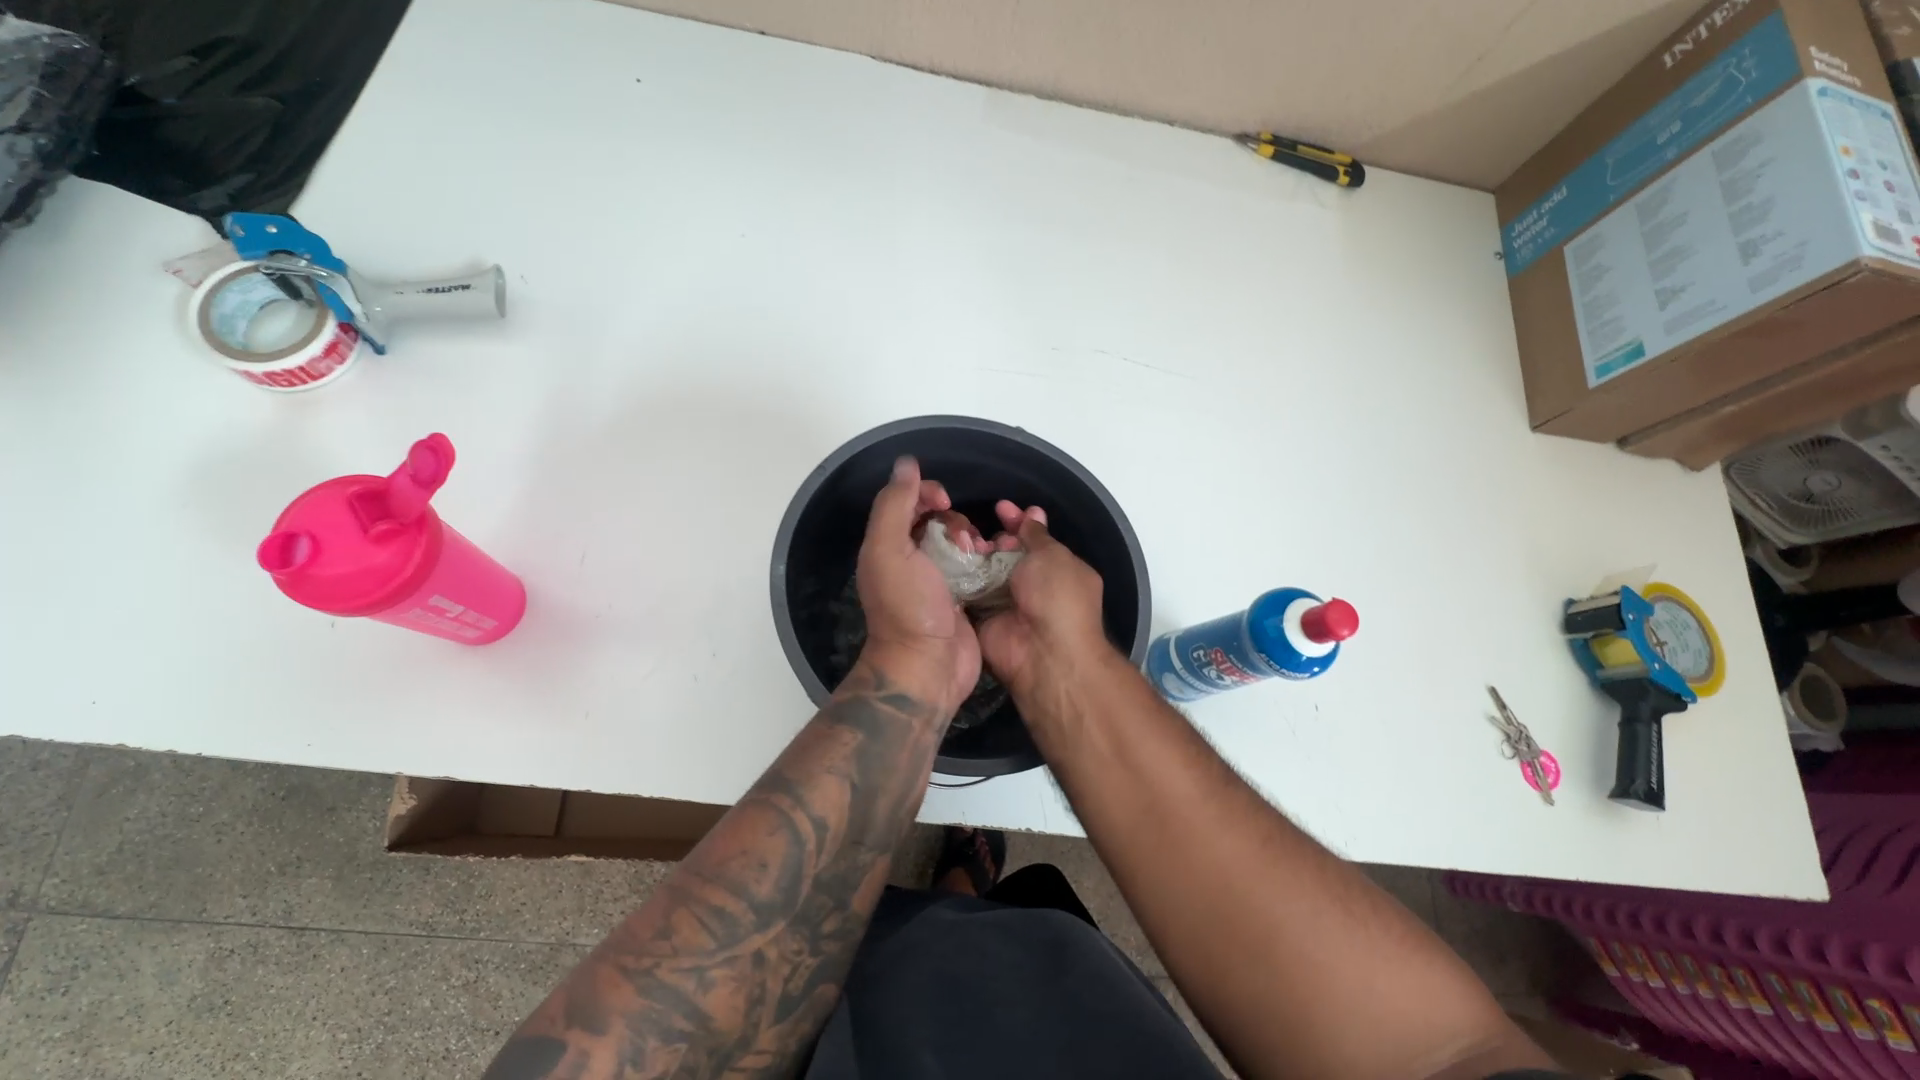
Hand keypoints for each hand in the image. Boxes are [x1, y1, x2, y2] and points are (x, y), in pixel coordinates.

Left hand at [851, 457, 981, 714]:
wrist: (928, 667)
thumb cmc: (907, 608)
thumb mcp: (889, 550)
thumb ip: (895, 505)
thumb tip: (906, 464)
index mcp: (888, 547)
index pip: (908, 503)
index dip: (927, 493)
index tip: (944, 501)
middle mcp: (911, 561)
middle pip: (939, 520)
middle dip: (955, 520)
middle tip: (961, 540)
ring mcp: (939, 582)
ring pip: (961, 543)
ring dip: (973, 541)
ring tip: (978, 554)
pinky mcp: (963, 599)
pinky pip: (977, 568)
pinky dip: (985, 562)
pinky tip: (992, 565)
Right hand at [975, 501, 1113, 702]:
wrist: (1043, 653)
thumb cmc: (1057, 597)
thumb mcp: (1053, 556)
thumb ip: (1037, 535)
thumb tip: (1032, 513)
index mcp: (1057, 569)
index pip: (1034, 539)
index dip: (1018, 521)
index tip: (1001, 507)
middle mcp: (1031, 585)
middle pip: (1005, 553)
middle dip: (995, 539)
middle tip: (981, 534)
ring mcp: (1005, 603)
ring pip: (984, 570)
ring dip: (974, 555)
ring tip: (963, 543)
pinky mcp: (981, 618)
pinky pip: (967, 592)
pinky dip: (957, 577)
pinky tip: (946, 559)